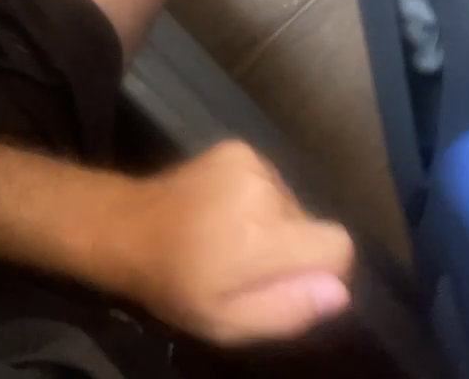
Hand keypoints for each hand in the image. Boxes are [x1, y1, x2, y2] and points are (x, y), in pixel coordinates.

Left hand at [101, 140, 355, 344]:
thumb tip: (338, 291)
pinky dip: (257, 196)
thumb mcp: (228, 322)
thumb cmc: (177, 284)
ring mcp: (251, 161)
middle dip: (291, 247)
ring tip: (230, 235)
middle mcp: (264, 189)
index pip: (337, 243)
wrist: (130, 226)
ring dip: (272, 221)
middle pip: (310, 223)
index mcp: (264, 237)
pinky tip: (224, 208)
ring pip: (290, 201)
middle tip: (247, 263)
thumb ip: (288, 308)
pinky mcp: (238, 147)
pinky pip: (270, 179)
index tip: (292, 281)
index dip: (324, 268)